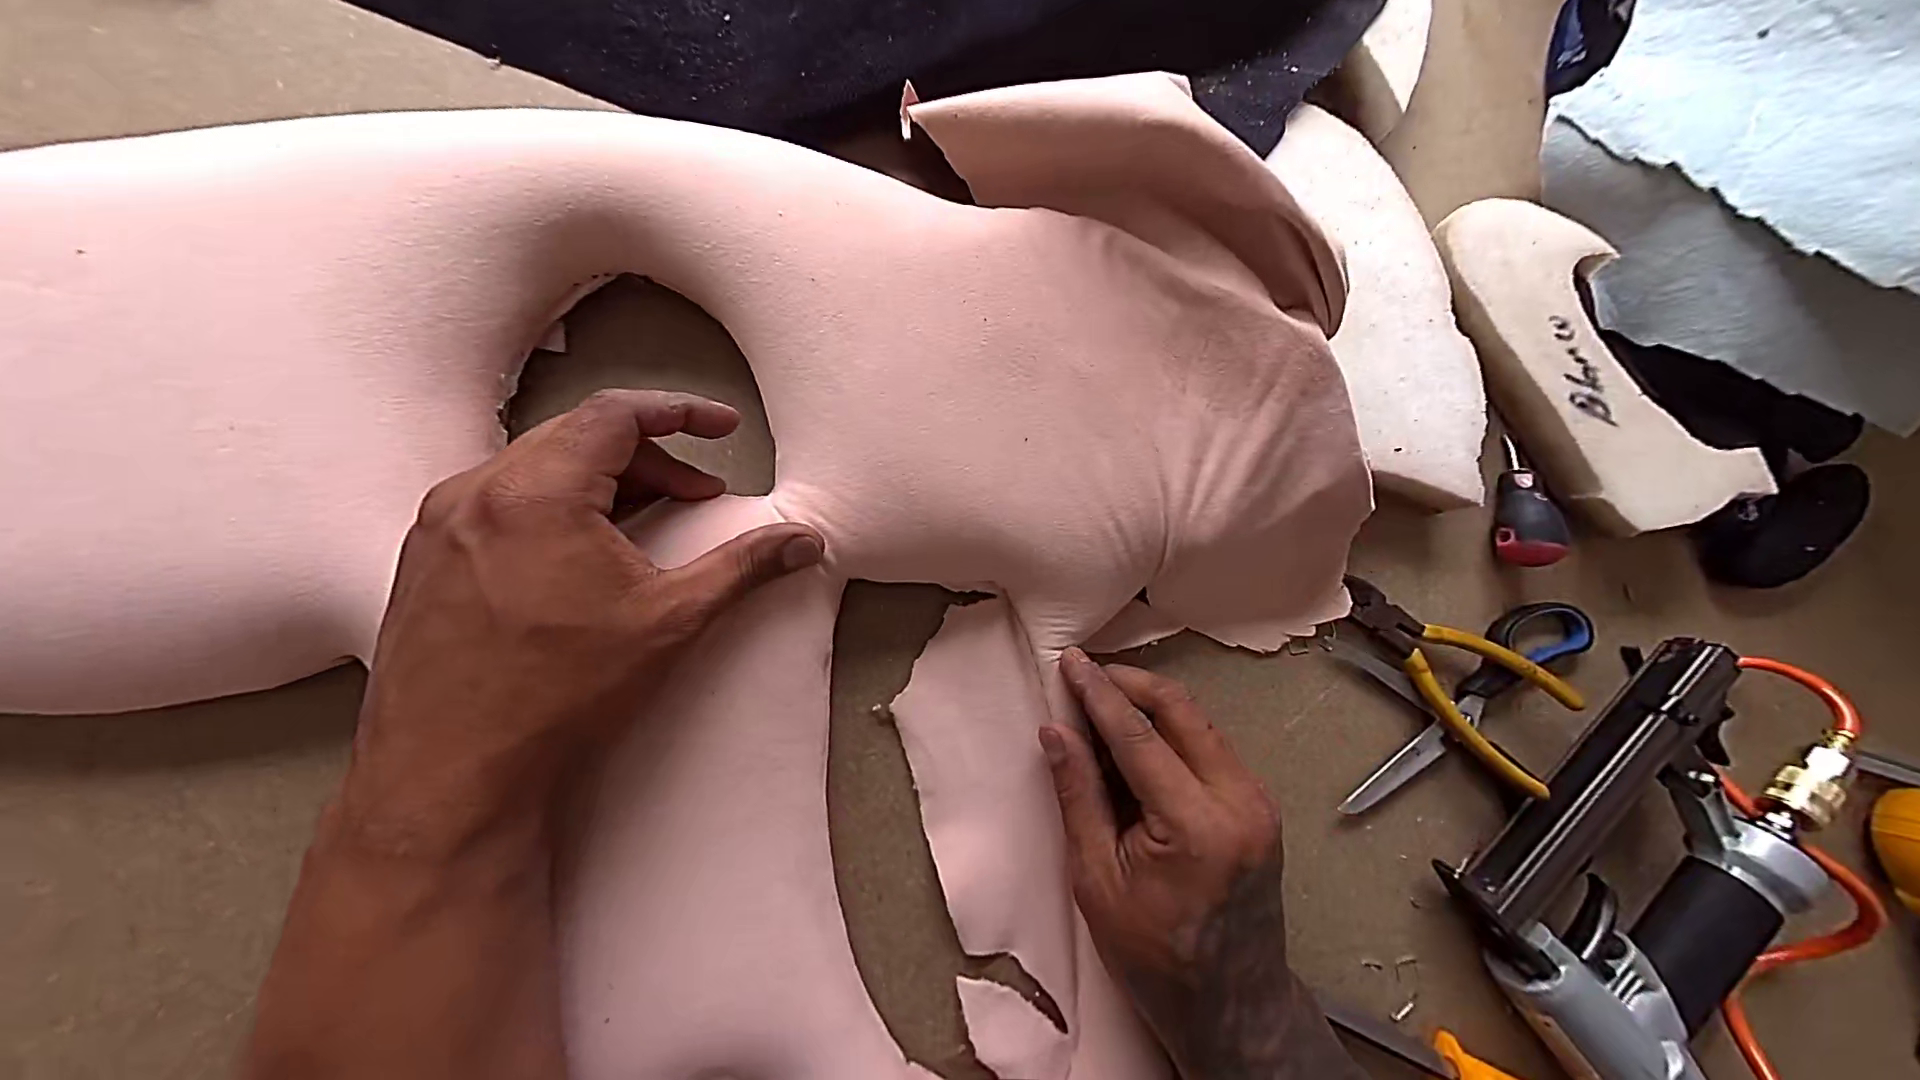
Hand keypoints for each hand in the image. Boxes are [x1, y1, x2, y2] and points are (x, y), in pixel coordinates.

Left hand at [246, 390, 822, 1079]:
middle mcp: (477, 492)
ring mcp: (442, 525)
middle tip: (700, 495)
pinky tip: (591, 555)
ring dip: (609, 483)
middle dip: (653, 458)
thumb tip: (807, 540)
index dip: (681, 411)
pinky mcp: (427, 558)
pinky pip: (506, 502)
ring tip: (654, 524)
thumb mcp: (674, 619)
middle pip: (581, 438)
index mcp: (537, 491)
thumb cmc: (565, 692)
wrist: (451, 776)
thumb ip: (747, 565)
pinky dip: (563, 507)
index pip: (617, 413)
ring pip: (541, 469)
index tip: (724, 426)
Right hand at [1040, 648, 1361, 1079]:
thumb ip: (1078, 795)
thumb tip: (1056, 731)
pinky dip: (1168, 728)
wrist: (1233, 1006)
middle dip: (1128, 682)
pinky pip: (1208, 743)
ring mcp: (1256, 801)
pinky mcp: (1256, 803)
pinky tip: (1134, 737)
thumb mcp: (1097, 880)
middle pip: (1180, 709)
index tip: (1071, 662)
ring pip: (1197, 720)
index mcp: (1198, 827)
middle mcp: (1239, 803)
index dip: (1098, 693)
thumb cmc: (1157, 957)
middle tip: (1085, 673)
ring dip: (1147, 702)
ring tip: (1100, 702)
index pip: (1138, 735)